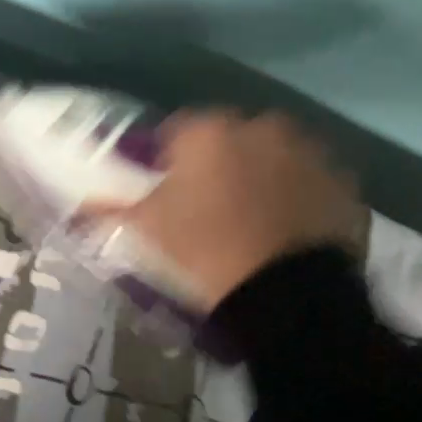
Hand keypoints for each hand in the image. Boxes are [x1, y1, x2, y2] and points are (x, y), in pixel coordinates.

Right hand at [93, 110, 362, 311]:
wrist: (288, 295)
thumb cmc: (204, 254)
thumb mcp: (145, 234)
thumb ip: (108, 210)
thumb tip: (78, 205)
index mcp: (207, 131)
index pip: (173, 132)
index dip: (162, 162)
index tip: (159, 192)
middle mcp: (261, 125)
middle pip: (225, 140)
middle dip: (213, 166)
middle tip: (200, 210)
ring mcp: (309, 151)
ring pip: (269, 158)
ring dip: (255, 178)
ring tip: (243, 224)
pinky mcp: (343, 182)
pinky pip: (305, 183)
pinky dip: (291, 198)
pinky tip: (278, 233)